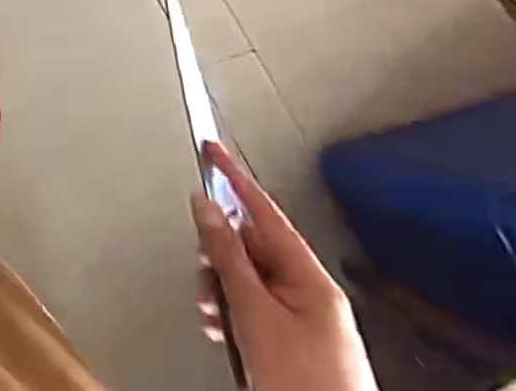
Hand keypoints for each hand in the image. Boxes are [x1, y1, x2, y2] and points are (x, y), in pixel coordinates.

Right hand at [191, 141, 377, 390]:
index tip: (212, 148)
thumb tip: (206, 207)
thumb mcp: (254, 310)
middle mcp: (307, 292)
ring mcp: (299, 316)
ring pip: (243, 277)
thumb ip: (227, 254)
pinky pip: (248, 304)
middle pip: (247, 246)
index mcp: (308, 277)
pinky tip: (225, 330)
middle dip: (217, 258)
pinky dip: (229, 310)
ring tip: (219, 319)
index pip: (262, 209)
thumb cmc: (306, 383)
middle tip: (207, 280)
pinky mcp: (288, 337)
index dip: (234, 175)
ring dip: (220, 291)